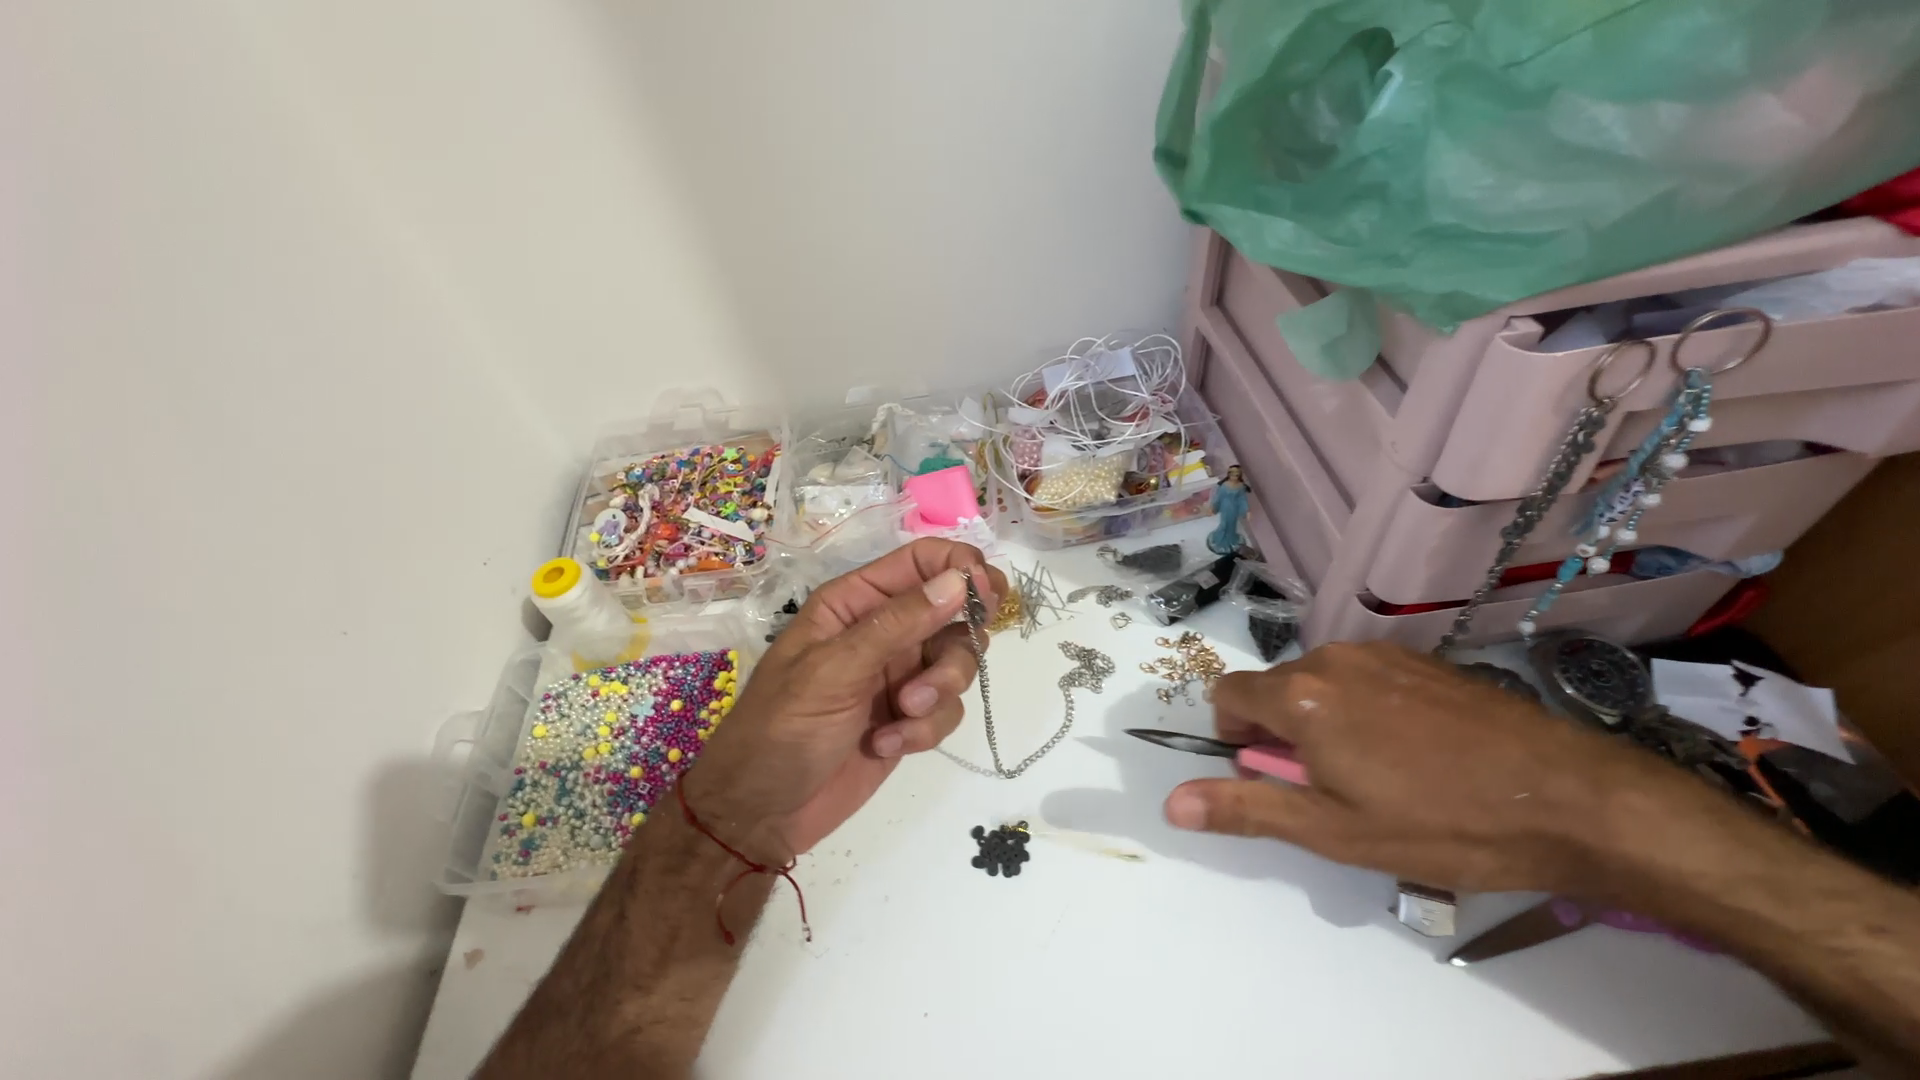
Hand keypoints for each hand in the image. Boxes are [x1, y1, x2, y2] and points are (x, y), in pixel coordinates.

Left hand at [683, 539, 1004, 858]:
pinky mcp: (908, 718)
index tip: (987, 593)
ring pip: (957, 663)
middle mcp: (882, 631)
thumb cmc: (782, 727)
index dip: (958, 566)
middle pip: (952, 613)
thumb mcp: (835, 669)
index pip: (920, 562)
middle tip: (944, 670)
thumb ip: (899, 623)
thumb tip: (960, 579)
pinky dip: (924, 729)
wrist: (762, 812)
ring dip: (939, 691)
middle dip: (957, 644)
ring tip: (905, 713)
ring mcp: (898, 676)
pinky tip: (884, 745)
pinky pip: (946, 710)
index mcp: (855, 603)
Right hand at [1162, 642, 1702, 894]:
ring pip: (1321, 683)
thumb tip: (1172, 802)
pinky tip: (1414, 754)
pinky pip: (1366, 679)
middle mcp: (1335, 659)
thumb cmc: (1439, 823)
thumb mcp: (1331, 830)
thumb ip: (1245, 807)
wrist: (1570, 799)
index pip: (1229, 692)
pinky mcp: (1425, 662)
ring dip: (1323, 721)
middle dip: (1281, 732)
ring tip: (1377, 775)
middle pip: (1275, 687)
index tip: (1268, 774)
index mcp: (1302, 695)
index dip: (1233, 733)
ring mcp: (1385, 656)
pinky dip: (1364, 710)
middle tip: (1329, 788)